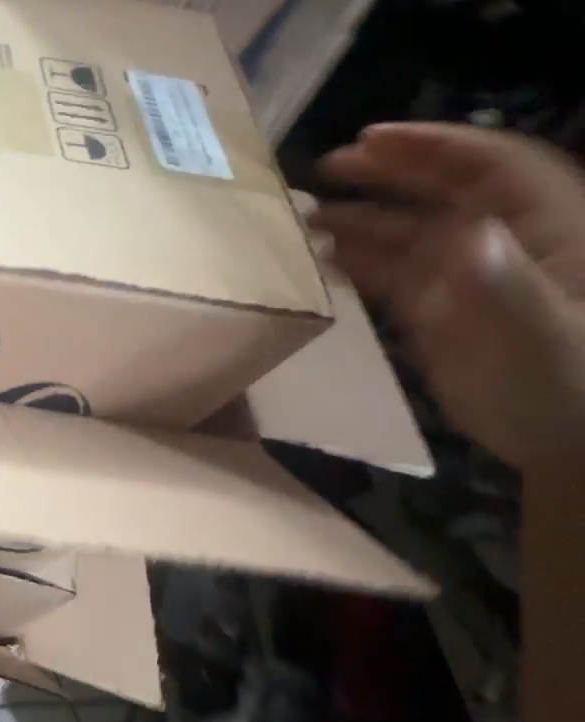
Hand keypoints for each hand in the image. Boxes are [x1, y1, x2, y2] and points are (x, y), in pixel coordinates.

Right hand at [314, 123, 584, 469]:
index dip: (434, 147)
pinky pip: (394, 276)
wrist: (572, 443)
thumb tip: (460, 235)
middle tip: (324, 167)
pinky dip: (356, 263)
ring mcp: (471, 281)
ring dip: (361, 218)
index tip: (371, 138)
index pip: (491, 168)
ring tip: (303, 215)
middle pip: (447, 191)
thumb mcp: (542, 337)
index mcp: (552, 230)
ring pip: (412, 232)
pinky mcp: (441, 315)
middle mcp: (509, 244)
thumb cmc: (569, 388)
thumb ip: (504, 285)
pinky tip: (320, 260)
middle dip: (390, 172)